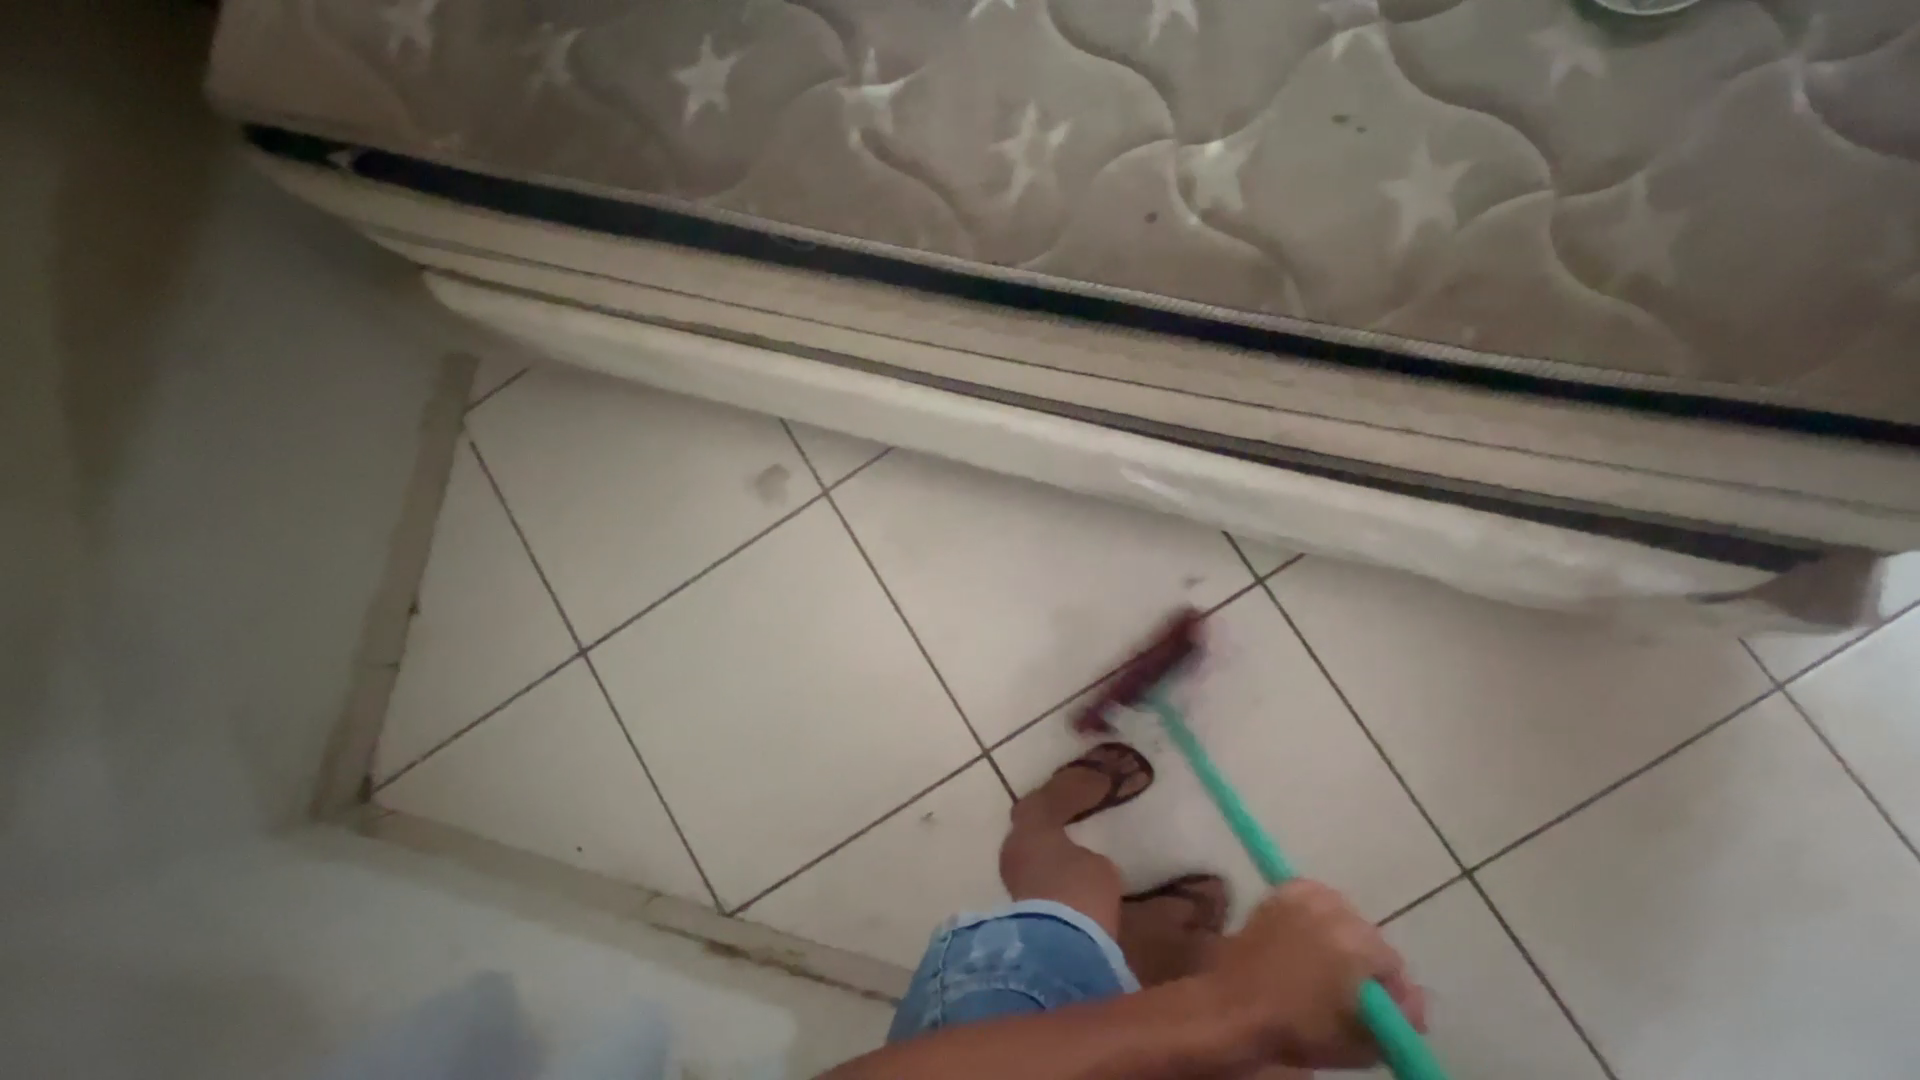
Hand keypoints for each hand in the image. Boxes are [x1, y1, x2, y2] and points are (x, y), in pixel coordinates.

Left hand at [1202, 880, 1427, 1069]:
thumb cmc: (1296, 1028)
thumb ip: (1398, 1022)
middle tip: (1354, 989)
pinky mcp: (1279, 893)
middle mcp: (1333, 911)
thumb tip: (1415, 1004)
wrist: (1233, 1005)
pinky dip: (1316, 911)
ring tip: (1329, 964)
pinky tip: (1309, 935)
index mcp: (1358, 944)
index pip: (1393, 964)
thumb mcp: (1360, 1042)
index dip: (1393, 990)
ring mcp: (1303, 897)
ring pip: (1342, 914)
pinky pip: (1312, 895)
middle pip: (1368, 935)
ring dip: (1343, 935)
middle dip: (1367, 962)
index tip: (1385, 1010)